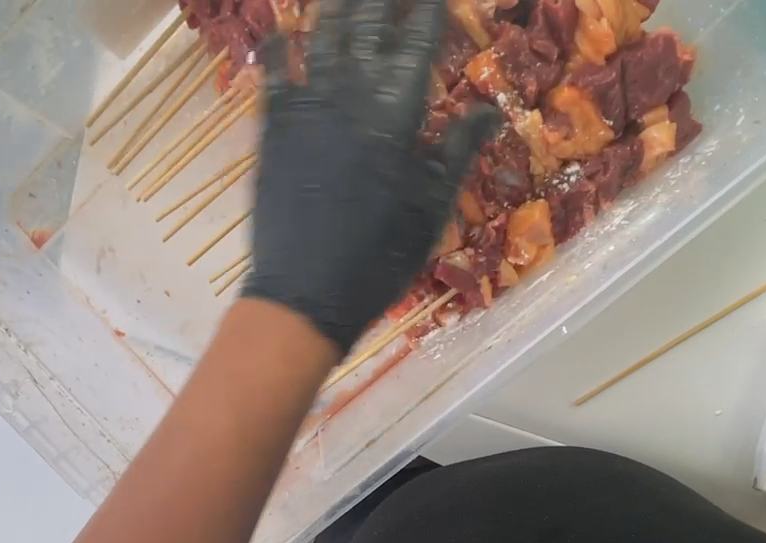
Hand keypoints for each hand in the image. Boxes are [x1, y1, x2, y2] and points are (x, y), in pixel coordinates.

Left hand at [242, 0, 498, 352]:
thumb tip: (491, 110)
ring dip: (338, 5)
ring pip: (323, 31)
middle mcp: (353, 90)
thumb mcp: (431, 209)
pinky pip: (276, 68)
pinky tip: (286, 30)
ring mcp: (308, 104)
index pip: (419, 35)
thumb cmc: (379, 257)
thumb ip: (458, 150)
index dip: (429, 7)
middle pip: (369, 18)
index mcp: (399, 108)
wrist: (307, 292)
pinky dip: (282, 43)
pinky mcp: (273, 124)